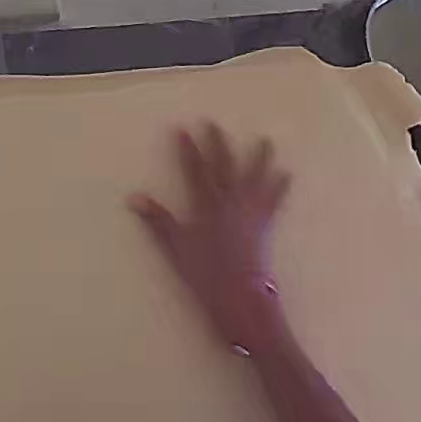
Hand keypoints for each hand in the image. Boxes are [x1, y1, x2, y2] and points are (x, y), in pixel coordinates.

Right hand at [129, 123, 291, 351]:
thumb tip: (134, 197)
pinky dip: (280, 187)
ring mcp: (249, 212)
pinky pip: (274, 201)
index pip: (194, 170)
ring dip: (260, 159)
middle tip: (213, 123)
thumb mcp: (175, 248)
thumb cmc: (206, 275)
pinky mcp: (264, 225)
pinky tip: (287, 174)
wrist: (241, 298)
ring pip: (254, 178)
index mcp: (206, 206)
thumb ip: (157, 221)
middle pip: (223, 167)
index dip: (188, 149)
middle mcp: (229, 202)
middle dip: (217, 143)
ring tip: (266, 140)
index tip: (182, 127)